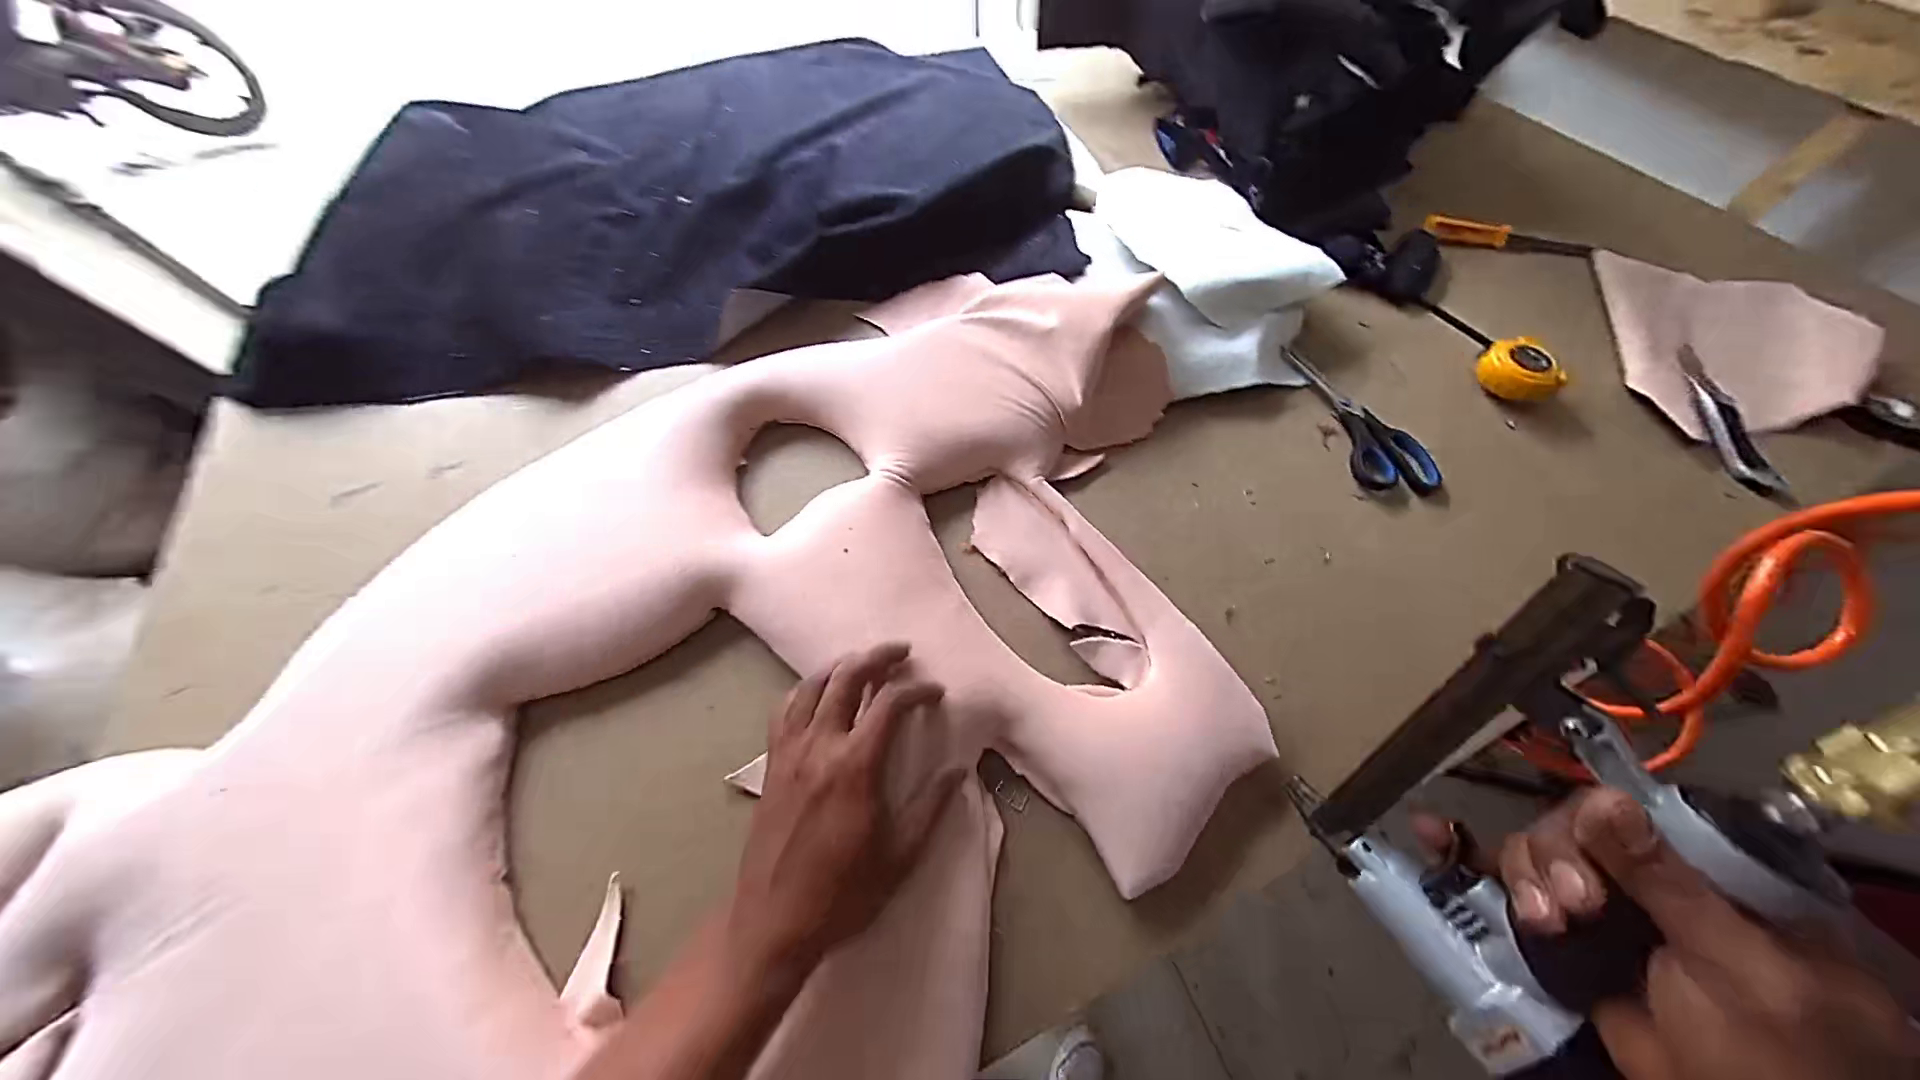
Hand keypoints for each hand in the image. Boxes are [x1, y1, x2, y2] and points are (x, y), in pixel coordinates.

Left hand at [727, 643, 963, 974]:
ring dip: (841, 666)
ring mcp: (790, 752)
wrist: (773, 922)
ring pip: (812, 686)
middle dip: (878, 658)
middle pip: (847, 678)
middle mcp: (820, 746)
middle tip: (901, 653)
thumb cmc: (844, 894)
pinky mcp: (772, 764)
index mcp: (856, 766)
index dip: (917, 690)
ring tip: (863, 662)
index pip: (890, 704)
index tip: (935, 693)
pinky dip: (805, 690)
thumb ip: (931, 806)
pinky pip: (784, 710)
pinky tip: (818, 693)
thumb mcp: (901, 856)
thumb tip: (957, 770)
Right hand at [1432, 788, 1919, 1079]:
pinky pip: (1507, 882)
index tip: (1588, 860)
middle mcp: (1652, 875)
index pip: (1636, 812)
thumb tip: (1603, 800)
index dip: (1598, 821)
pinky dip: (1465, 856)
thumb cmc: (1773, 1052)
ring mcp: (1604, 903)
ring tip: (1542, 921)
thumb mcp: (1733, 963)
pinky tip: (1431, 833)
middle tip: (1573, 907)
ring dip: (1521, 875)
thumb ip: (1666, 881)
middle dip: (1555, 860)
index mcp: (1713, 872)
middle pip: (1573, 829)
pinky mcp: (1563, 929)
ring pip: (1534, 853)